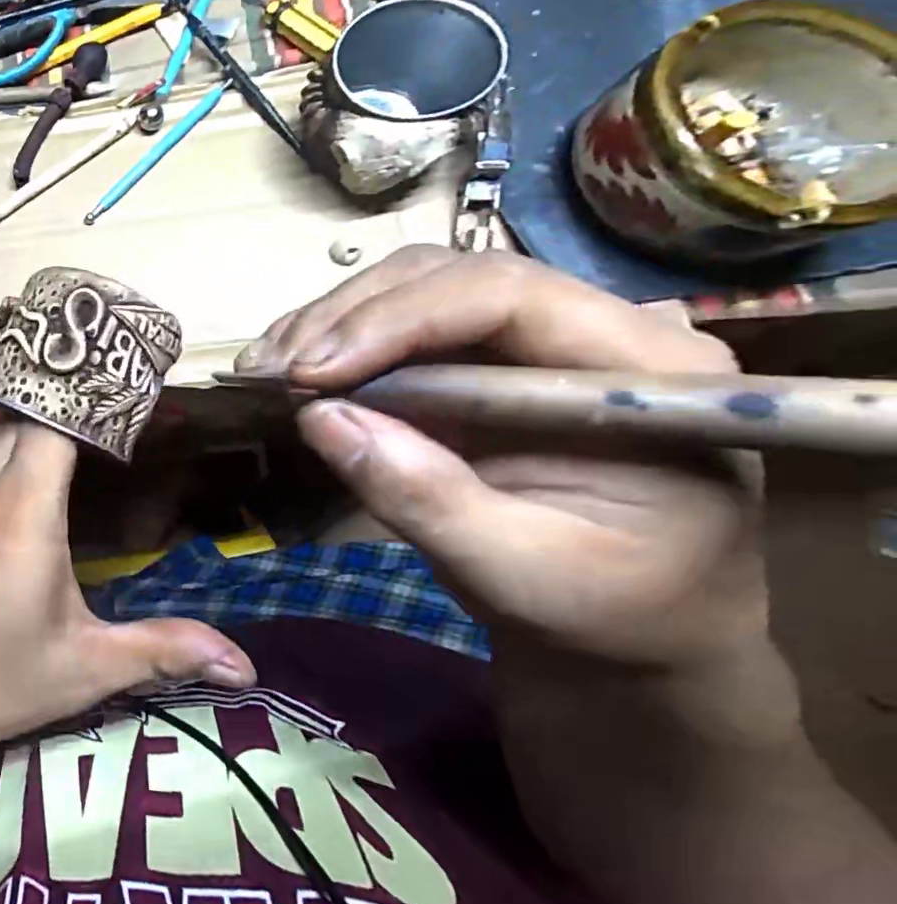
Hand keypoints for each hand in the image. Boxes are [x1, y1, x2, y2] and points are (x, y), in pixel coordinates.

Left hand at [0, 399, 256, 771]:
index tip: (131, 393)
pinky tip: (7, 411)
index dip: (92, 402)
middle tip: (116, 391)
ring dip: (30, 403)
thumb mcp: (80, 669)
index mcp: (22, 516)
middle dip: (71, 400)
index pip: (55, 423)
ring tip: (72, 389)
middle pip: (27, 414)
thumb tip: (247, 665)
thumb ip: (161, 650)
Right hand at [240, 247, 767, 670]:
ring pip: (407, 289)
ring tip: (261, 373)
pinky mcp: (470, 366)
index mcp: (642, 372)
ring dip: (323, 325)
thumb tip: (318, 418)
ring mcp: (521, 345)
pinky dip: (326, 343)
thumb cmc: (597, 608)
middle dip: (345, 319)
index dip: (397, 320)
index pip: (506, 296)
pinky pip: (389, 327)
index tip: (310, 374)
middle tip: (269, 374)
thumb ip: (427, 497)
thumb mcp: (518, 571)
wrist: (618, 626)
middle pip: (445, 277)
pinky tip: (283, 371)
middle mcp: (584, 332)